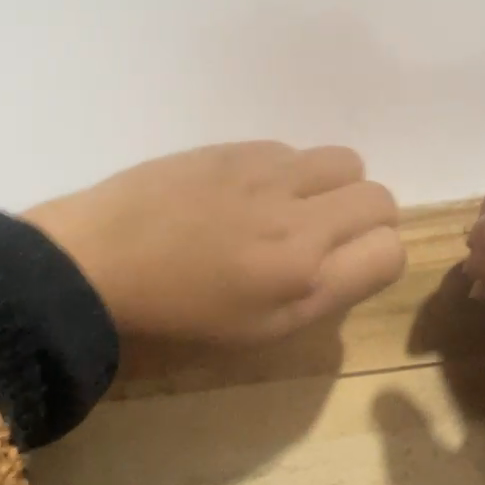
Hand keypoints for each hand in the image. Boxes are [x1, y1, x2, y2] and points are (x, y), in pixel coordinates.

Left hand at [23, 142, 405, 343]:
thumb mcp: (254, 336)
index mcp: (303, 277)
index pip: (391, 250)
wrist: (93, 266)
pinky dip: (285, 171)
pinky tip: (243, 194)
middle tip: (319, 239)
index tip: (345, 266)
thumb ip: (319, 297)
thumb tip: (352, 260)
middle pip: (379, 197)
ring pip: (341, 161)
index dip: (376, 258)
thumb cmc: (172, 321)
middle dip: (362, 219)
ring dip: (328, 187)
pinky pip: (290, 149)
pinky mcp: (232, 148)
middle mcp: (298, 218)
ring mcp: (265, 174)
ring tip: (282, 212)